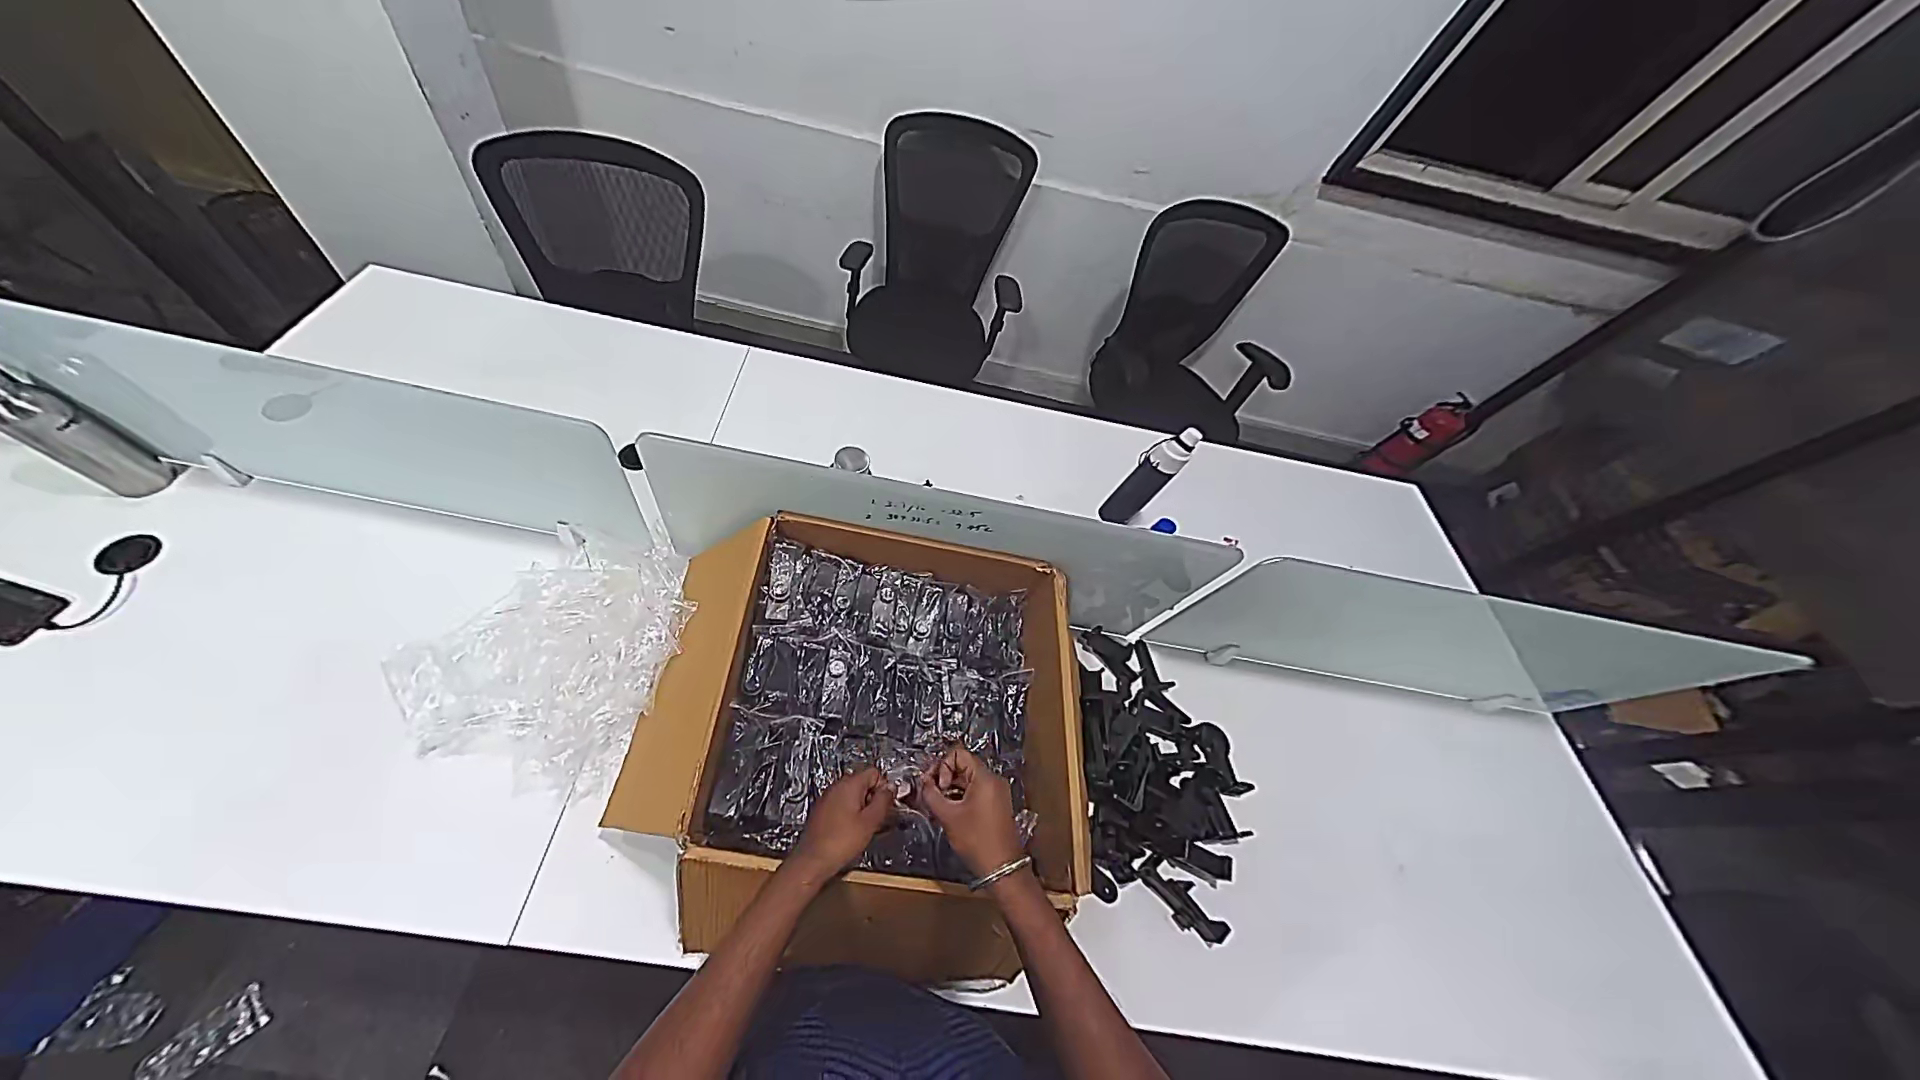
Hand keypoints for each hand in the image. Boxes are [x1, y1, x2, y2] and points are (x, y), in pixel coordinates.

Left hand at [789, 768, 894, 878]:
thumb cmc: (840, 842)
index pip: (874, 773)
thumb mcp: (871, 821)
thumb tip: (891, 788)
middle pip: (864, 783)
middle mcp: (837, 786)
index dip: (884, 788)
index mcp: (849, 784)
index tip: (885, 804)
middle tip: (876, 818)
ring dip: (862, 807)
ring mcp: (828, 798)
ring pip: (853, 795)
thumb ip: (884, 800)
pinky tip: (850, 831)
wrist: (813, 861)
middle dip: (873, 798)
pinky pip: (842, 804)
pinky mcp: (822, 810)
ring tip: (863, 827)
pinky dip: (849, 814)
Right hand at [919, 745, 1024, 879]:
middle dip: (944, 778)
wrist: (1001, 867)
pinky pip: (975, 791)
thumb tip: (923, 782)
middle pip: (963, 766)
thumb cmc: (976, 839)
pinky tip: (951, 812)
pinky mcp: (996, 804)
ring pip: (968, 780)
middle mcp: (993, 780)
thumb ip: (931, 794)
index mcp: (984, 777)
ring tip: (939, 805)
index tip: (937, 786)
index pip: (959, 754)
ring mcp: (996, 792)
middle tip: (933, 795)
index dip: (942, 766)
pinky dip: (961, 797)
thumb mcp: (948, 816)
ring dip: (951, 789)